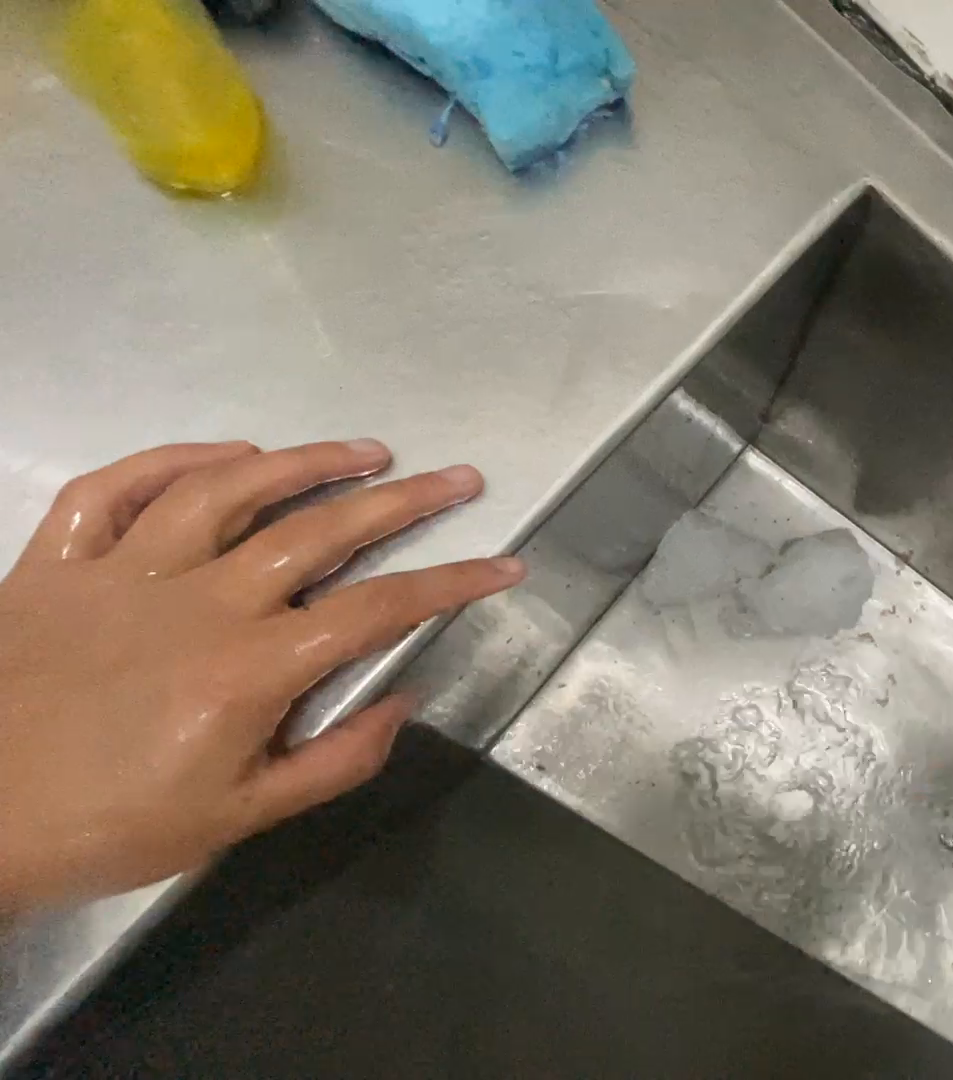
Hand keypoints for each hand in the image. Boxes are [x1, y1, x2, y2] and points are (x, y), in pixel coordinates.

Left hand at [0, 440, 524, 913]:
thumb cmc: (101, 828)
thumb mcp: (241, 817)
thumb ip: (339, 758)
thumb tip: (404, 698)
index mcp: (250, 667)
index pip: (383, 607)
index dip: (456, 582)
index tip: (506, 566)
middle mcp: (197, 603)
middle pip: (322, 531)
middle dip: (406, 500)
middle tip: (459, 479)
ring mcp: (120, 577)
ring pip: (227, 492)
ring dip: (307, 463)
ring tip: (366, 450)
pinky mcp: (50, 568)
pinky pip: (112, 492)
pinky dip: (174, 460)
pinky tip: (230, 453)